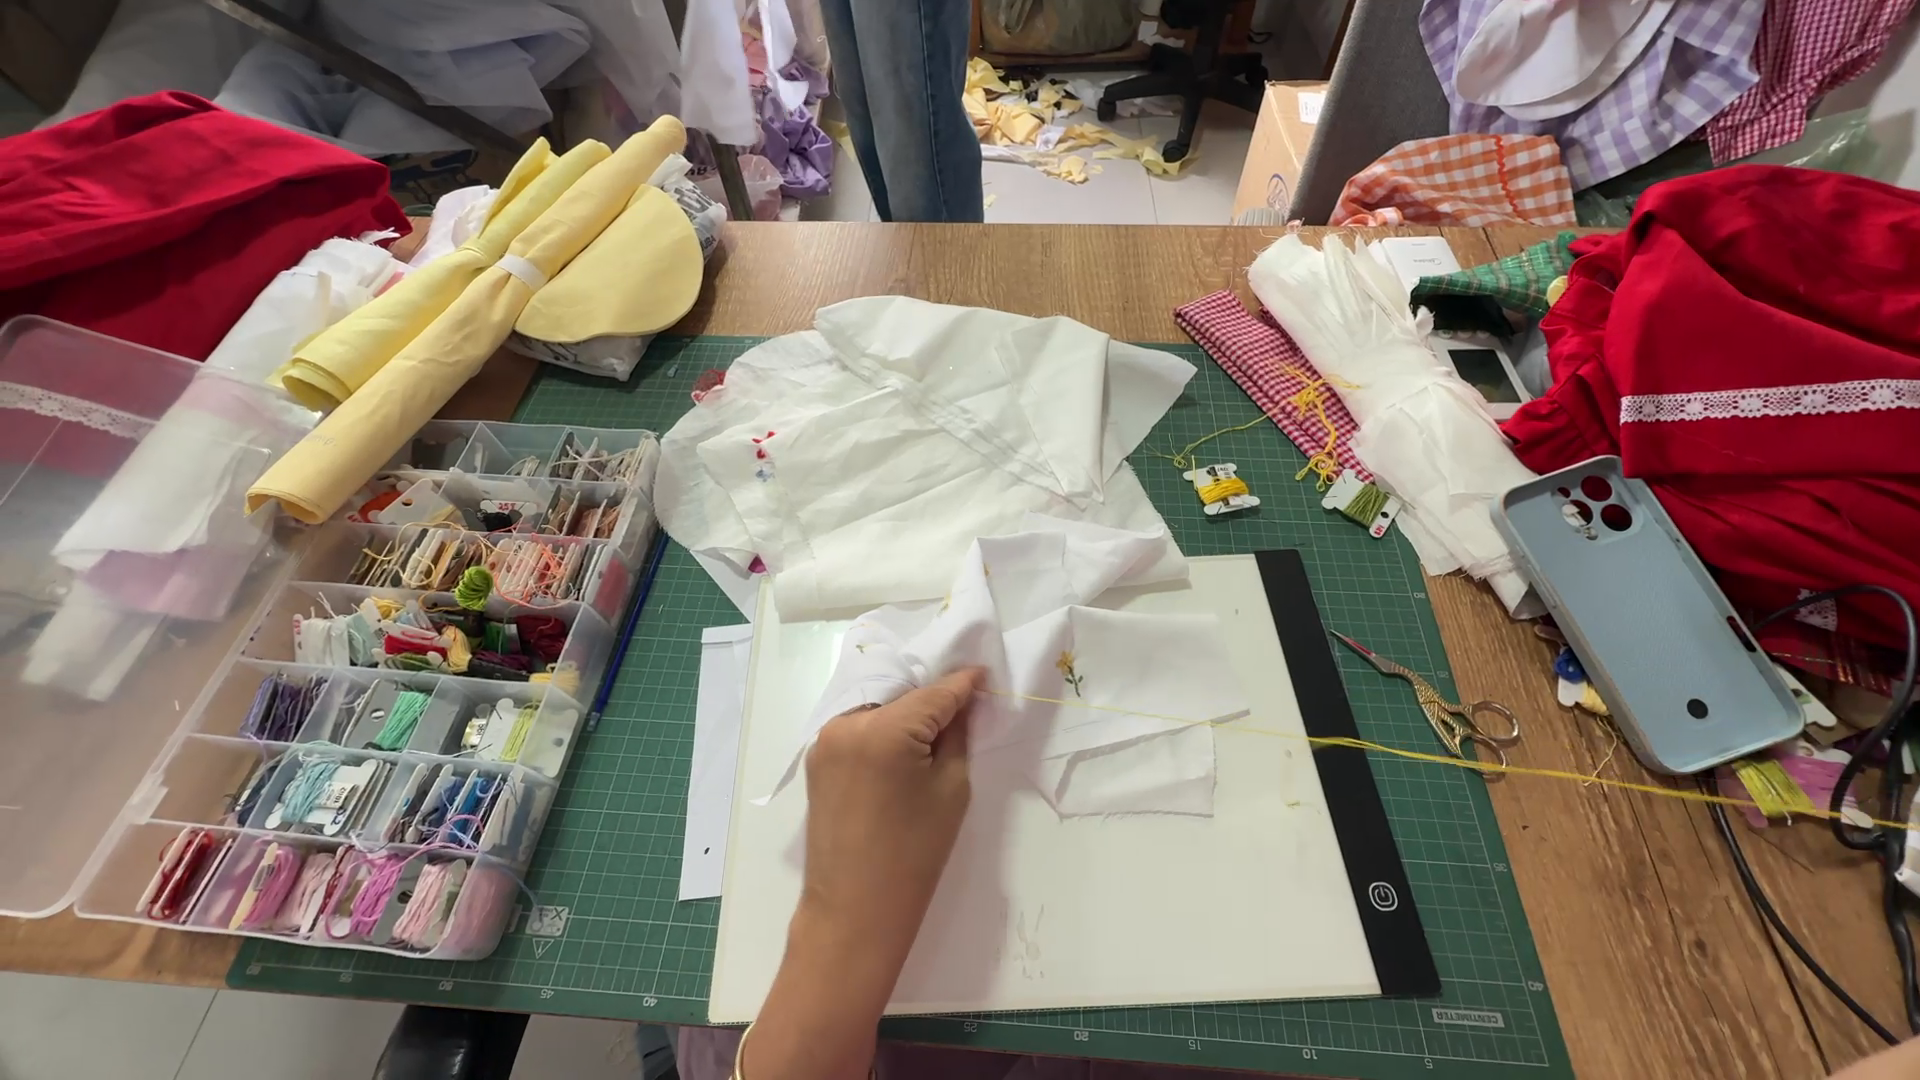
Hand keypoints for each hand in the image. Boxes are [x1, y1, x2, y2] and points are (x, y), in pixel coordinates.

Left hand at [799, 667, 982, 956]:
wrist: (855, 911)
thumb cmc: (914, 854)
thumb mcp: (951, 788)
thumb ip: (956, 735)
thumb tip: (961, 704)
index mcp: (884, 730)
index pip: (933, 693)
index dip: (962, 683)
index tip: (983, 673)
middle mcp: (847, 723)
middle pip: (901, 696)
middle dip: (932, 696)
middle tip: (963, 701)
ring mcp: (825, 739)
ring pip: (878, 708)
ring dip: (904, 712)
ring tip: (934, 725)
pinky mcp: (817, 757)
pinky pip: (858, 728)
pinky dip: (882, 728)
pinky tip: (903, 743)